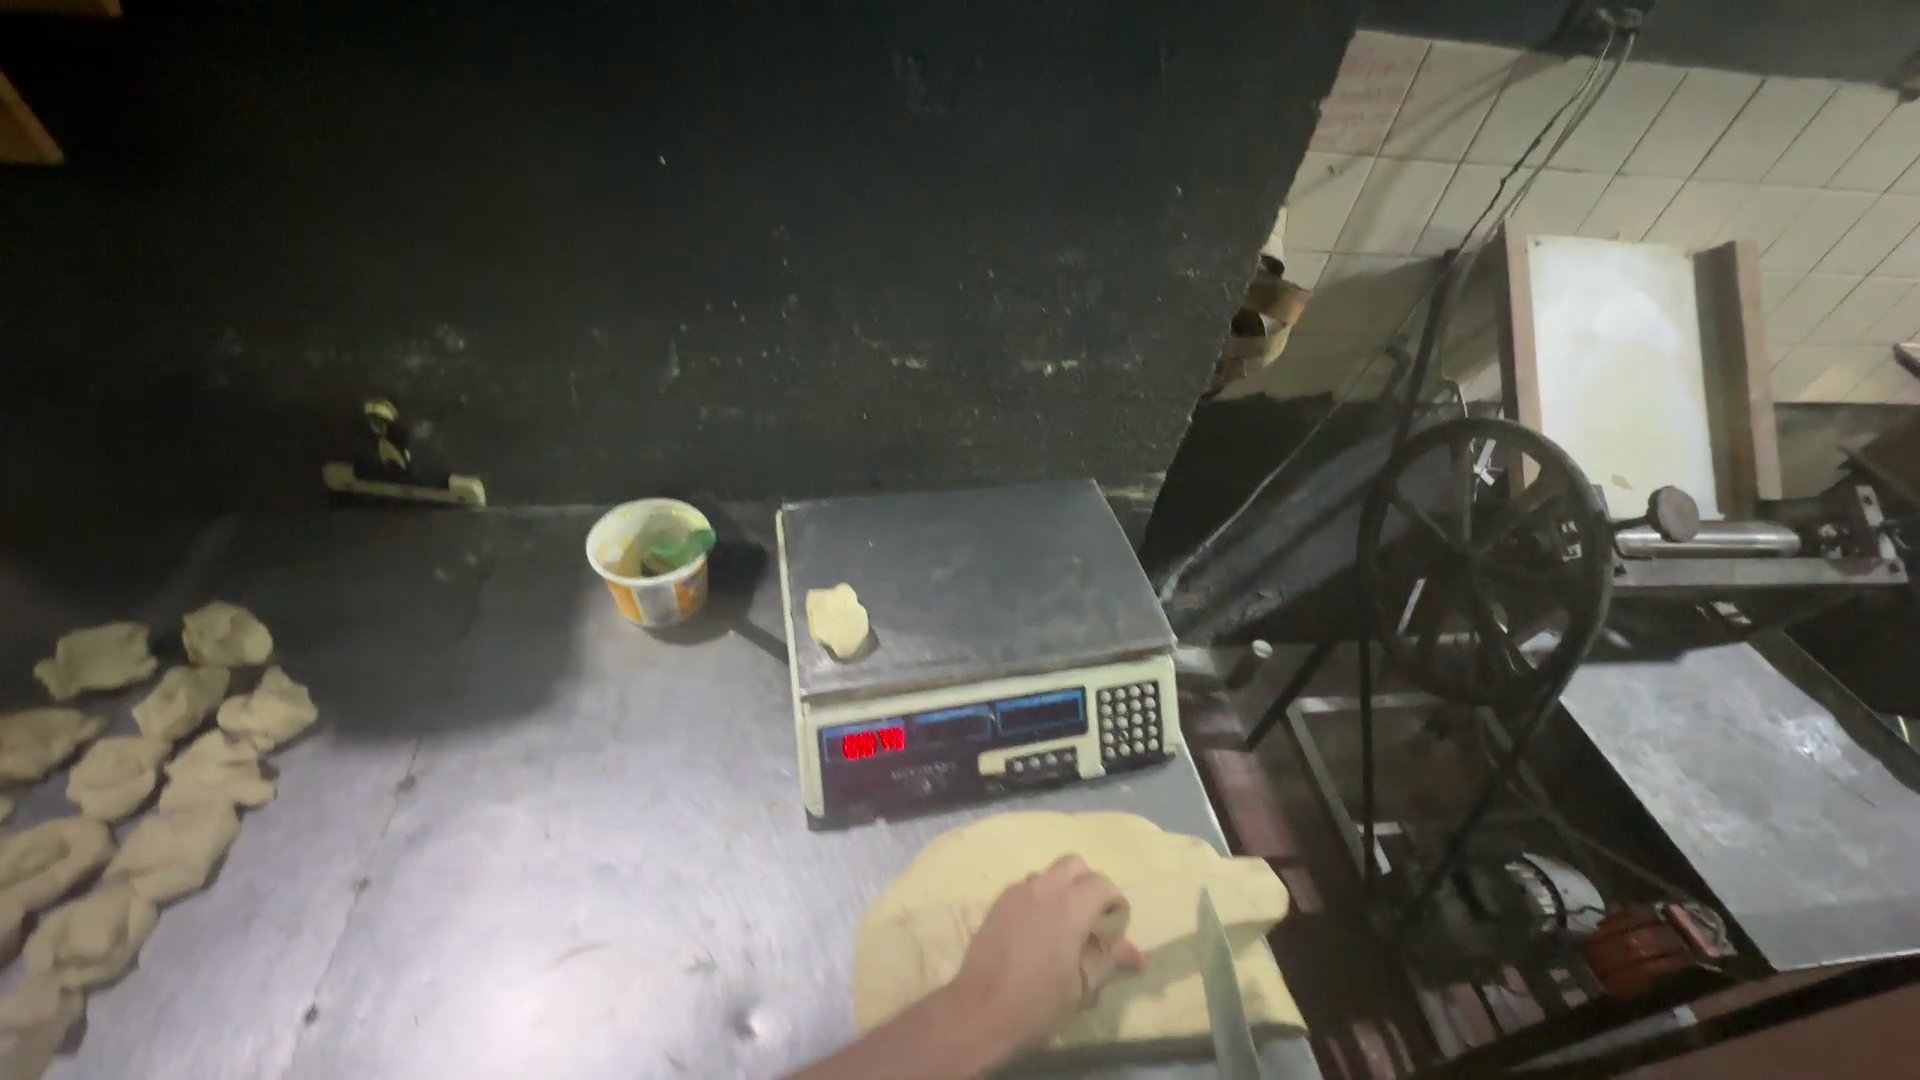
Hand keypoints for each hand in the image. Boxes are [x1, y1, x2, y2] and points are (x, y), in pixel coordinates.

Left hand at [941, 854, 1145, 1054]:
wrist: (982, 1009)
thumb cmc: (1039, 1002)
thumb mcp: (1083, 986)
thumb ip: (1109, 960)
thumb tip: (1136, 955)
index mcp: (1070, 906)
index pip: (1102, 883)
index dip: (1114, 901)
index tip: (1115, 925)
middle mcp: (1044, 888)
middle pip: (1074, 864)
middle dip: (1088, 883)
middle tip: (1091, 916)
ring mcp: (1017, 892)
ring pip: (1047, 874)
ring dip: (1061, 890)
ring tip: (1062, 925)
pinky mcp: (998, 902)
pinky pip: (1026, 888)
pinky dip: (1038, 898)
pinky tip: (1036, 930)